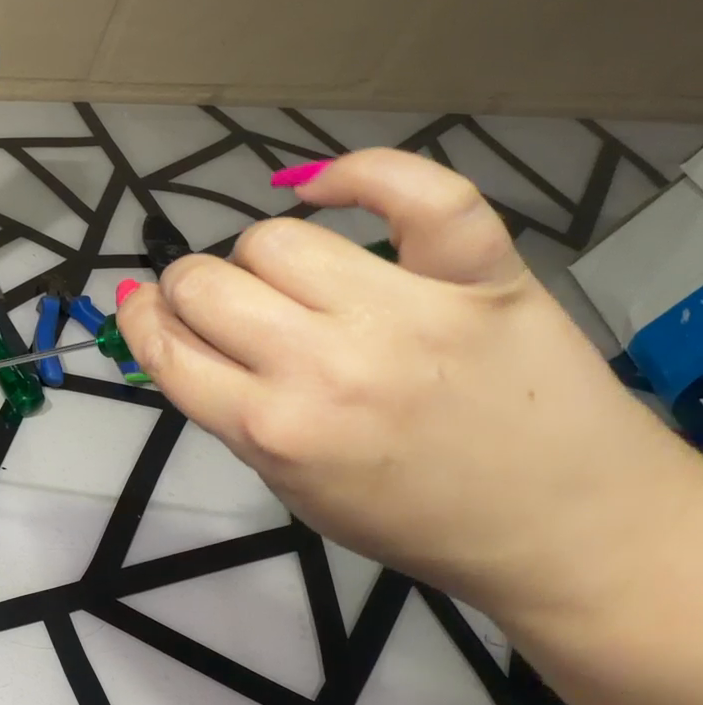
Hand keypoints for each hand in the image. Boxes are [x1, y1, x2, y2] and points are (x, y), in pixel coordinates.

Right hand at [117, 149, 702, 621]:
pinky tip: (323, 186)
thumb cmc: (408, 519)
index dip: (138, 319)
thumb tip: (166, 331)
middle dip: (186, 289)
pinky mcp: (482, 278)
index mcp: (272, 429)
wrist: (567, 529)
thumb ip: (225, 409)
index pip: (165, 347)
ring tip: (283, 277)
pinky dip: (361, 175)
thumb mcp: (285, 484)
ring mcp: (406, 314)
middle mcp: (324, 366)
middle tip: (213, 305)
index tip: (140, 307)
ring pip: (276, 238)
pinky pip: (418, 193)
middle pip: (203, 283)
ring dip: (256, 256)